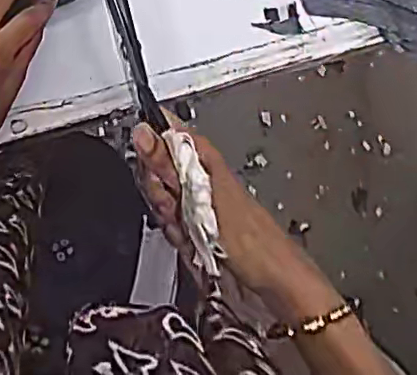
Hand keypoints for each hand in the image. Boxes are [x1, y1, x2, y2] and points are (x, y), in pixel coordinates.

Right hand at [132, 119, 340, 319]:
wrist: (275, 286)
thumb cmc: (252, 239)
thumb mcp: (202, 195)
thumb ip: (168, 162)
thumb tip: (142, 129)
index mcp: (203, 155)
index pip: (162, 132)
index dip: (150, 148)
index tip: (151, 167)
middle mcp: (198, 175)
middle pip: (156, 169)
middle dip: (159, 190)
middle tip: (174, 206)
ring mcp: (195, 202)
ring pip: (161, 199)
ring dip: (169, 218)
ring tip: (189, 230)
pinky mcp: (194, 227)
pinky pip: (169, 225)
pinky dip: (176, 237)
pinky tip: (191, 244)